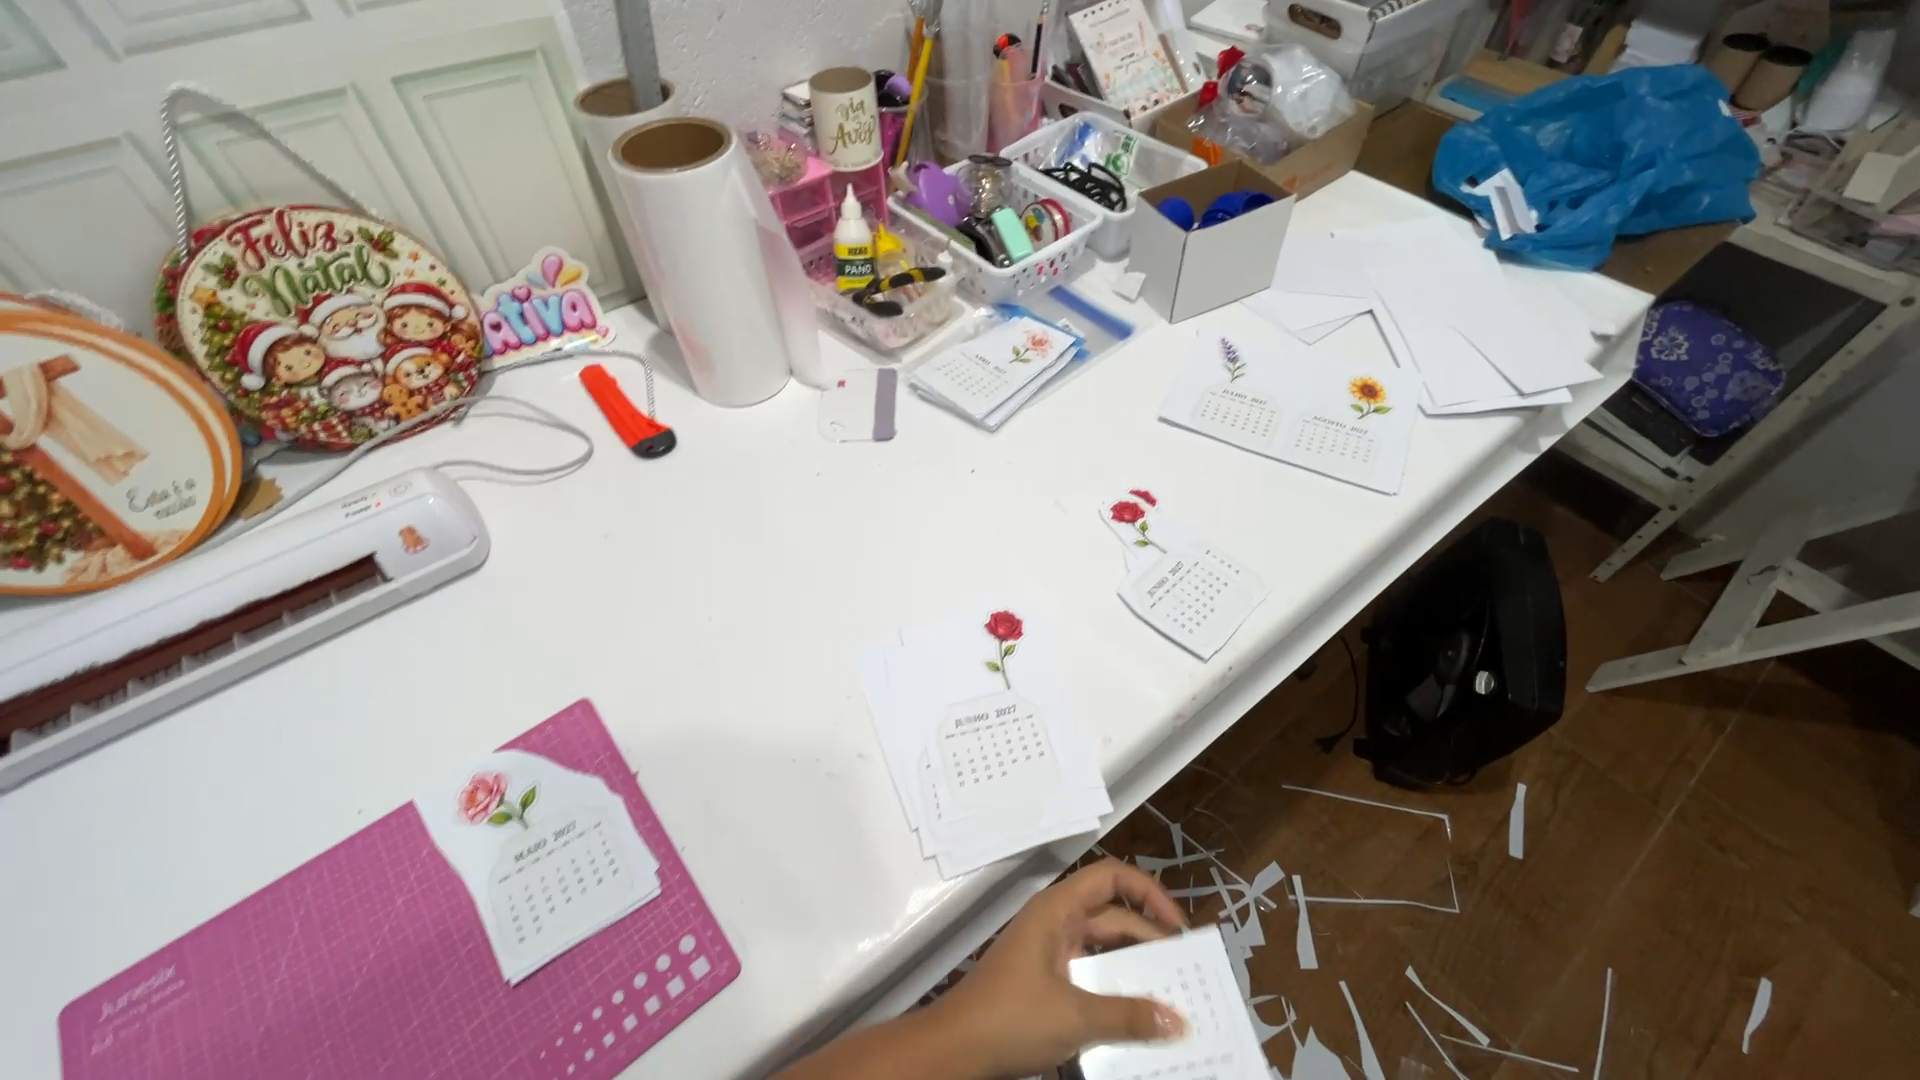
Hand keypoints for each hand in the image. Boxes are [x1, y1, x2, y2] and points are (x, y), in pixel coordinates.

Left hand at [933, 859, 1189, 1077]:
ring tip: (1172, 995)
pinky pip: (1090, 973)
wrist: (955, 1048)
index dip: (1149, 893)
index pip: (1112, 878)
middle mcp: (1056, 921)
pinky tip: (1137, 1018)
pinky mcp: (1046, 980)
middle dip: (1150, 938)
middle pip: (1113, 915)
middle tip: (1187, 971)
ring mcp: (1050, 950)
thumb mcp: (1076, 1017)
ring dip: (1134, 968)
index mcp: (1059, 910)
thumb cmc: (1011, 1017)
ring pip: (1103, 948)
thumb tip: (1178, 1020)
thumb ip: (1129, 1016)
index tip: (1179, 926)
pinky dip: (1115, 989)